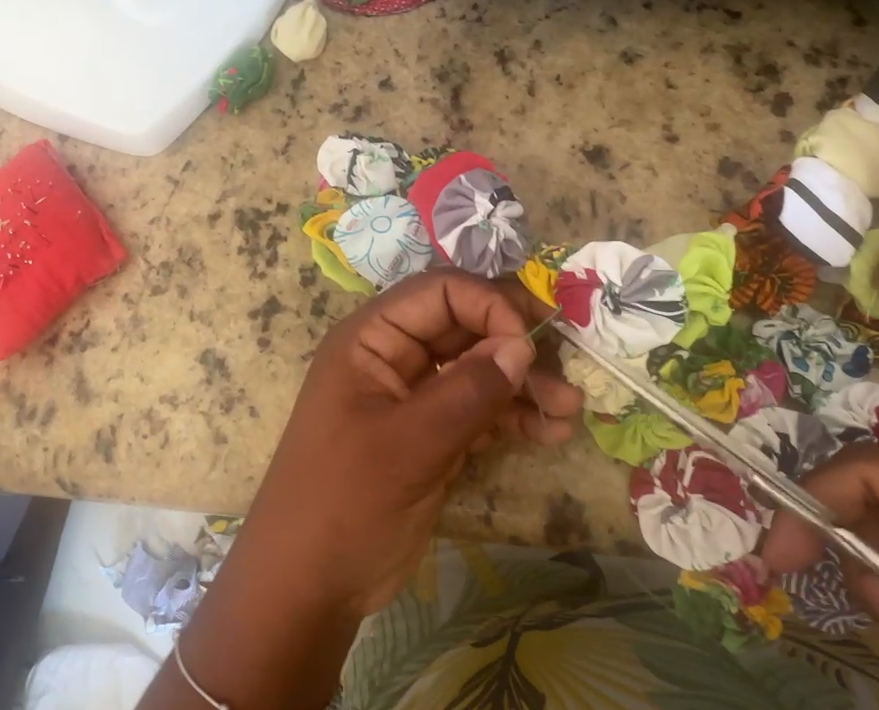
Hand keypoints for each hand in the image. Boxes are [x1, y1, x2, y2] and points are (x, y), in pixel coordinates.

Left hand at [141, 271, 581, 709]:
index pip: (440, 292)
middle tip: (566, 367)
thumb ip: (468, 392)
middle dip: (515, 345)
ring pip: (478, 370)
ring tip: (569, 409)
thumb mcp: (407, 444)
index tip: (527, 345)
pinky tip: (551, 432)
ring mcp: (414, 398)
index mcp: (371, 339)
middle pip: (465, 327)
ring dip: (523, 385)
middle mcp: (393, 357)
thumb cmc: (343, 501)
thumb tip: (522, 346)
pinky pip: (479, 411)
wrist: (309, 585)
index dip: (488, 306)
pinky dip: (513, 417)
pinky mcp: (431, 436)